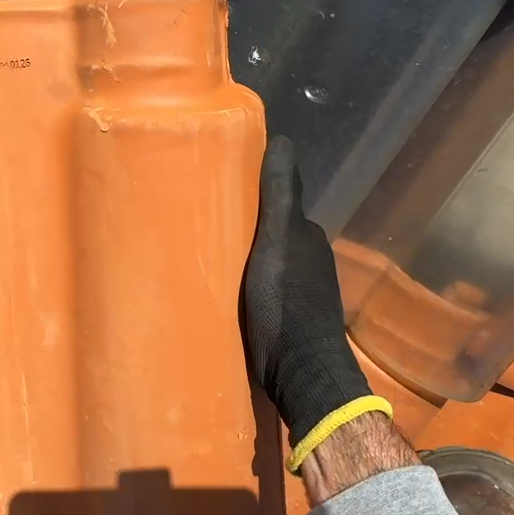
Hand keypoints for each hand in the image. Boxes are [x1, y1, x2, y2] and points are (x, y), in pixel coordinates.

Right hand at [242, 136, 385, 470]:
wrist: (303, 374)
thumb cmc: (284, 303)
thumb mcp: (276, 242)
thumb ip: (280, 195)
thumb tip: (282, 140)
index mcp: (304, 235)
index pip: (277, 200)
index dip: (252, 190)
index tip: (219, 182)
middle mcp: (308, 257)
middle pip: (272, 228)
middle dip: (246, 220)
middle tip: (204, 215)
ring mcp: (302, 289)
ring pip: (269, 257)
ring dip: (246, 251)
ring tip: (210, 248)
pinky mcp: (290, 315)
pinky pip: (267, 283)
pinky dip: (249, 277)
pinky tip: (228, 285)